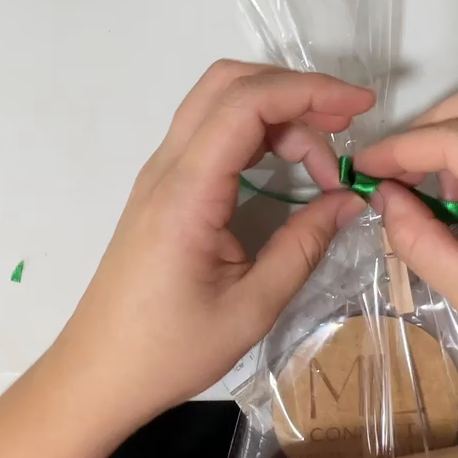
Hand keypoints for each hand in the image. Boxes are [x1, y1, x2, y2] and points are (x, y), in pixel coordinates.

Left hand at [42, 61, 370, 438]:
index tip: (360, 109)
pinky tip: (284, 166)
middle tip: (344, 125)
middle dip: (292, 90)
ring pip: (216, 102)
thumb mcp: (252, 307)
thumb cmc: (170, 349)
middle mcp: (166, 167)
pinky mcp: (160, 188)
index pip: (246, 103)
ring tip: (320, 162)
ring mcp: (158, 173)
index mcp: (187, 191)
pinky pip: (208, 133)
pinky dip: (252, 131)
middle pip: (227, 84)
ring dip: (273, 111)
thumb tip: (351, 200)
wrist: (98, 373)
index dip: (308, 90)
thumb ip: (304, 245)